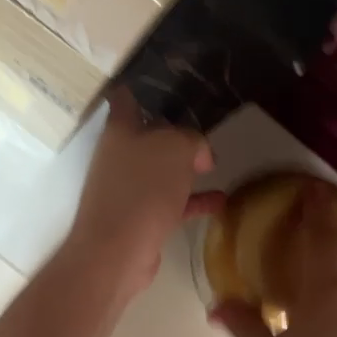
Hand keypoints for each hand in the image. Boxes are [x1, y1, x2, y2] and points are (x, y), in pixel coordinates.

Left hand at [63, 91, 219, 294]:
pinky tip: (220, 201)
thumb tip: (198, 154)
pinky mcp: (138, 220)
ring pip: (160, 172)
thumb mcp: (176, 149)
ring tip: (213, 165)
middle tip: (204, 128)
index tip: (167, 83)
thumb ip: (191, 140)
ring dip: (185, 169)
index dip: (143, 87)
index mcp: (120, 131)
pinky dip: (193, 201)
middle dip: (174, 133)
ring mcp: (126, 190)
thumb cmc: (142, 189)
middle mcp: (118, 157)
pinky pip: (170, 203)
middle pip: (148, 137)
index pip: (126, 99)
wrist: (117, 253)